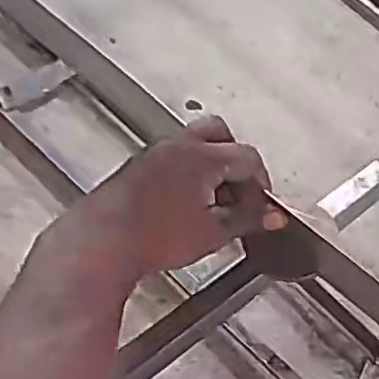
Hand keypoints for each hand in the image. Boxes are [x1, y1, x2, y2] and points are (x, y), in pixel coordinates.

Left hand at [78, 116, 284, 280]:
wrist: (104, 243)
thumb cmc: (154, 236)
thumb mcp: (216, 232)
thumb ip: (250, 219)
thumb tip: (273, 216)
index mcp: (202, 157)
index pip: (248, 157)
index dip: (262, 183)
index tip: (263, 205)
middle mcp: (178, 147)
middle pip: (221, 135)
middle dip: (238, 162)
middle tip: (243, 193)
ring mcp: (156, 155)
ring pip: (197, 145)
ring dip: (215, 168)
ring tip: (218, 205)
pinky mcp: (140, 169)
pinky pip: (176, 160)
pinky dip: (192, 175)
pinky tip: (193, 208)